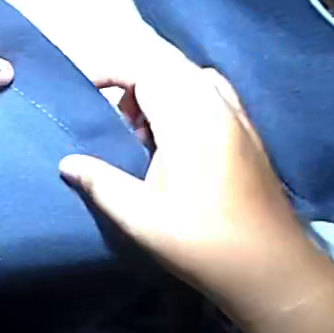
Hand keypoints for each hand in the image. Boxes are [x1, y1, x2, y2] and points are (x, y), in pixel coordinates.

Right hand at [59, 68, 333, 323]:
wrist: (267, 265)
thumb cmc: (199, 242)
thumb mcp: (139, 217)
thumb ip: (100, 183)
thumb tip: (67, 163)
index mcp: (189, 119)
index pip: (146, 67)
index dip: (110, 69)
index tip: (85, 87)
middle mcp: (217, 106)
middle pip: (169, 67)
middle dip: (133, 82)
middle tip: (114, 123)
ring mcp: (238, 117)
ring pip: (191, 79)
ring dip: (160, 92)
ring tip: (142, 134)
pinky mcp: (248, 133)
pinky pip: (211, 96)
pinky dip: (184, 103)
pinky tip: (174, 146)